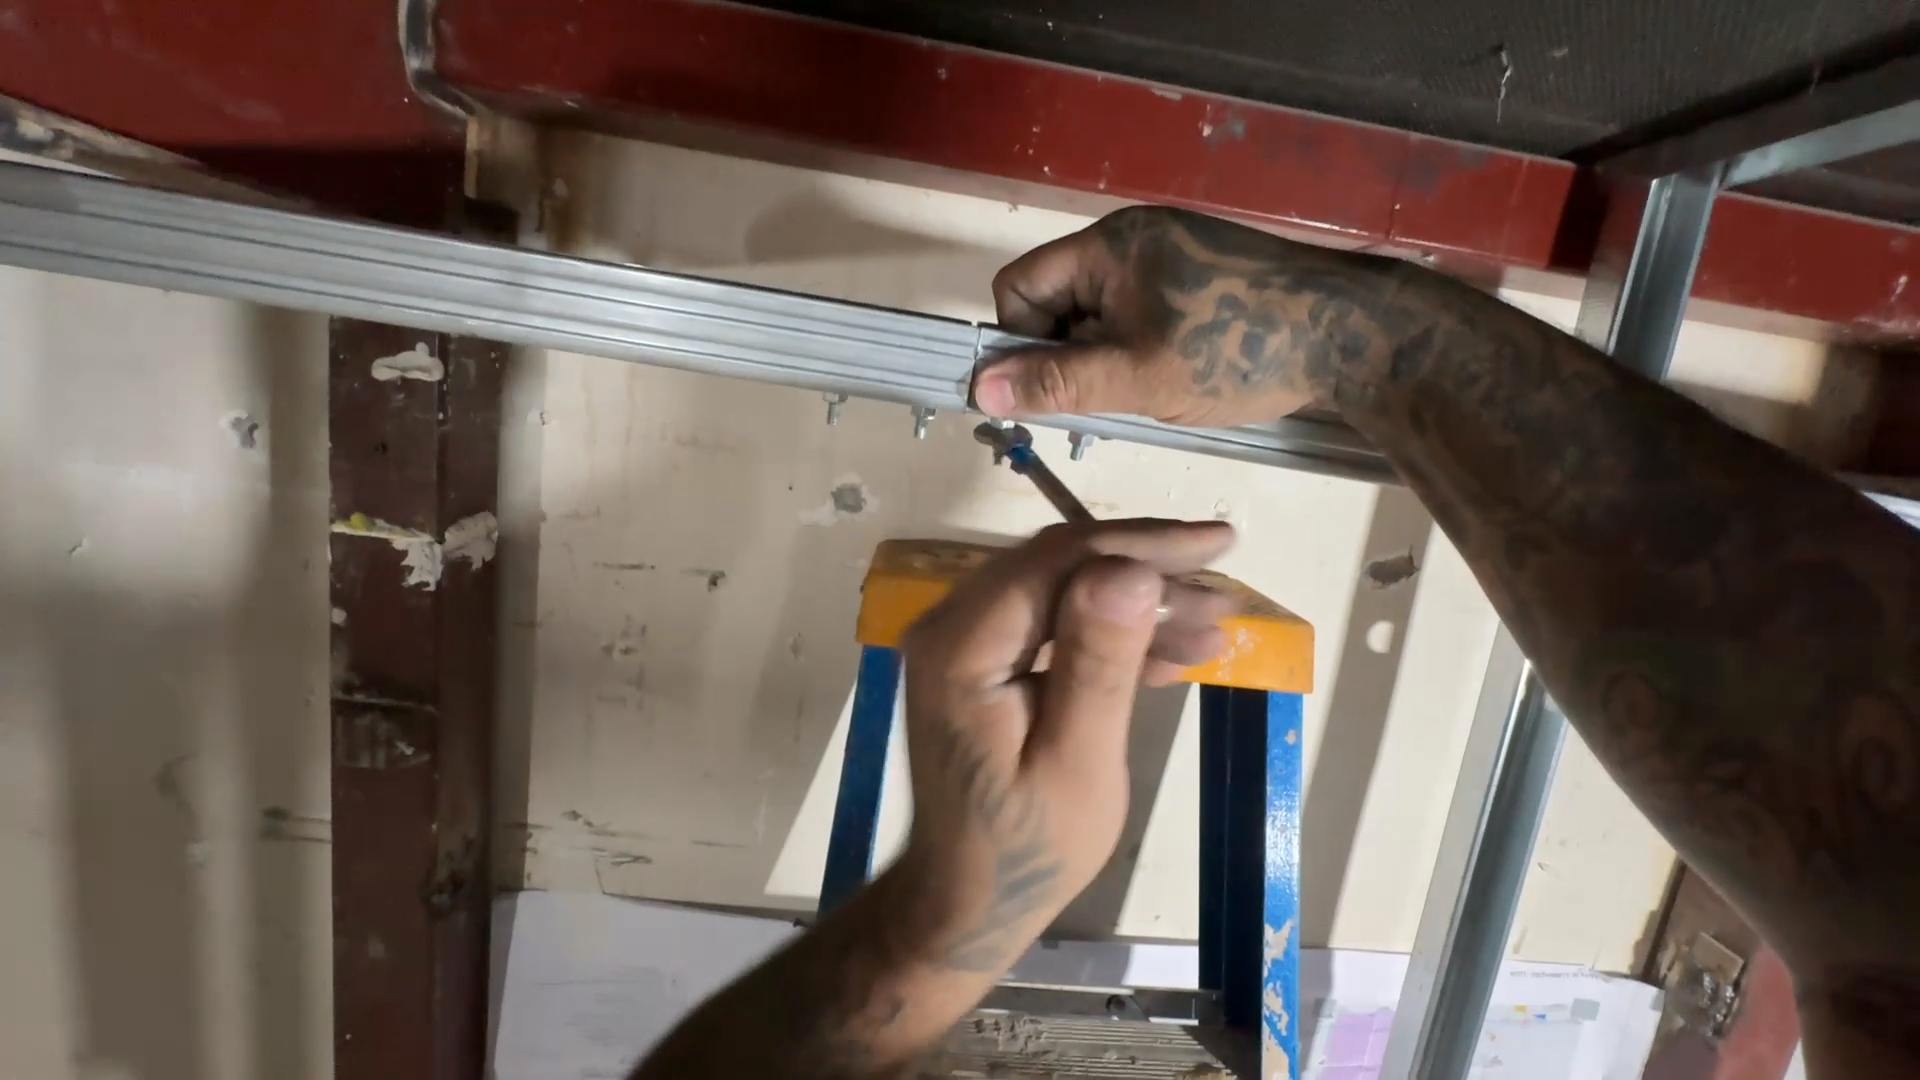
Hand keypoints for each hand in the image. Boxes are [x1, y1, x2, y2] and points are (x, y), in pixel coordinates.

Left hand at [893, 519, 1235, 974]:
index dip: (1141, 543)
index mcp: (961, 647)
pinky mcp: (984, 658)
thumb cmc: (1027, 847)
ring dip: (1138, 605)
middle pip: (1059, 565)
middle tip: (1223, 591)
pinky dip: (1111, 634)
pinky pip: (1054, 624)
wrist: (972, 893)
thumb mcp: (1078, 764)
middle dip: (1147, 570)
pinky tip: (1173, 653)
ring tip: (1213, 627)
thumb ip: (1099, 663)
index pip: (1056, 559)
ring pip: (1063, 589)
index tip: (1219, 543)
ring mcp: (964, 639)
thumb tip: (1132, 567)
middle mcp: (951, 625)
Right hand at [977, 205, 1408, 426]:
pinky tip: (1165, 379)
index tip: (1049, 387)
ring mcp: (1166, 257)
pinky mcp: (1194, 279)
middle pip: (1056, 303)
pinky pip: (1133, 316)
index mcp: (1107, 246)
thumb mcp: (1136, 377)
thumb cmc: (1236, 350)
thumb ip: (1055, 382)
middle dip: (1064, 356)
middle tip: (1102, 401)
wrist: (1349, 337)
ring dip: (1100, 360)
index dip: (1019, 341)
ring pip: (1095, 316)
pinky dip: (1132, 352)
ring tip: (1141, 393)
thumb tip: (979, 388)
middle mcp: (1130, 240)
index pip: (1019, 287)